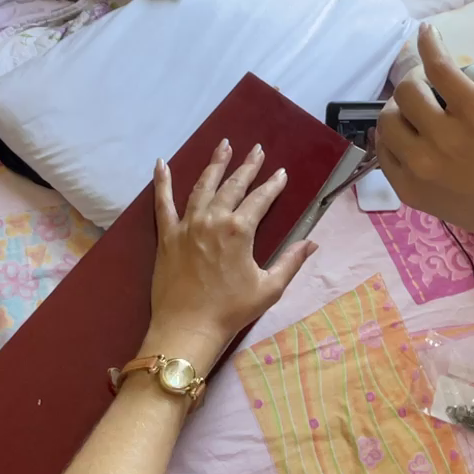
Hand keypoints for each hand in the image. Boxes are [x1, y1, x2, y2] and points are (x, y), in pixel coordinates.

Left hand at [145, 141, 317, 368]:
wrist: (188, 327)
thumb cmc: (231, 310)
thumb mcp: (269, 288)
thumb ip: (291, 262)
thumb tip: (311, 243)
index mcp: (239, 231)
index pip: (260, 199)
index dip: (273, 185)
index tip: (281, 173)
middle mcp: (213, 220)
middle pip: (232, 185)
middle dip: (247, 166)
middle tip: (256, 150)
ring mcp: (187, 225)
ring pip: (202, 186)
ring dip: (214, 165)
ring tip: (223, 146)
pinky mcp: (167, 235)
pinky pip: (163, 203)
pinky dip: (162, 182)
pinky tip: (162, 163)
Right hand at [377, 25, 473, 250]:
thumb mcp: (452, 208)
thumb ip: (427, 180)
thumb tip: (415, 144)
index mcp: (412, 190)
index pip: (383, 147)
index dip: (395, 131)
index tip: (409, 123)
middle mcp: (420, 162)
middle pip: (390, 117)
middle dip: (403, 106)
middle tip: (425, 100)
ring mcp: (446, 133)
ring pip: (409, 90)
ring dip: (416, 80)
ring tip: (433, 78)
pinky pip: (439, 69)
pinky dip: (430, 47)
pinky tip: (428, 33)